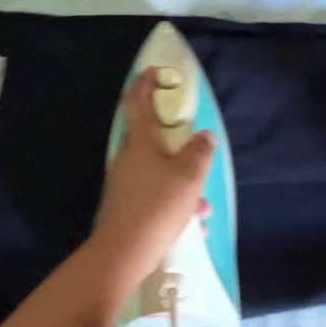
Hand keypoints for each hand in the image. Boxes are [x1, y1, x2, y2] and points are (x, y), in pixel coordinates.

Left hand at [86, 68, 216, 294]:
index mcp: (139, 143)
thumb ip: (200, 153)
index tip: (155, 71)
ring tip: (204, 209)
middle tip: (197, 150)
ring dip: (184, 185)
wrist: (121, 255)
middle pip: (153, 140)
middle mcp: (127, 159)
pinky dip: (175, 206)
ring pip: (159, 173)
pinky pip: (155, 197)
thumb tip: (204, 136)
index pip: (138, 102)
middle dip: (180, 147)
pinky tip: (193, 228)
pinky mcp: (126, 208)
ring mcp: (123, 184)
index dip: (146, 83)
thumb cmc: (156, 208)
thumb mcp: (188, 178)